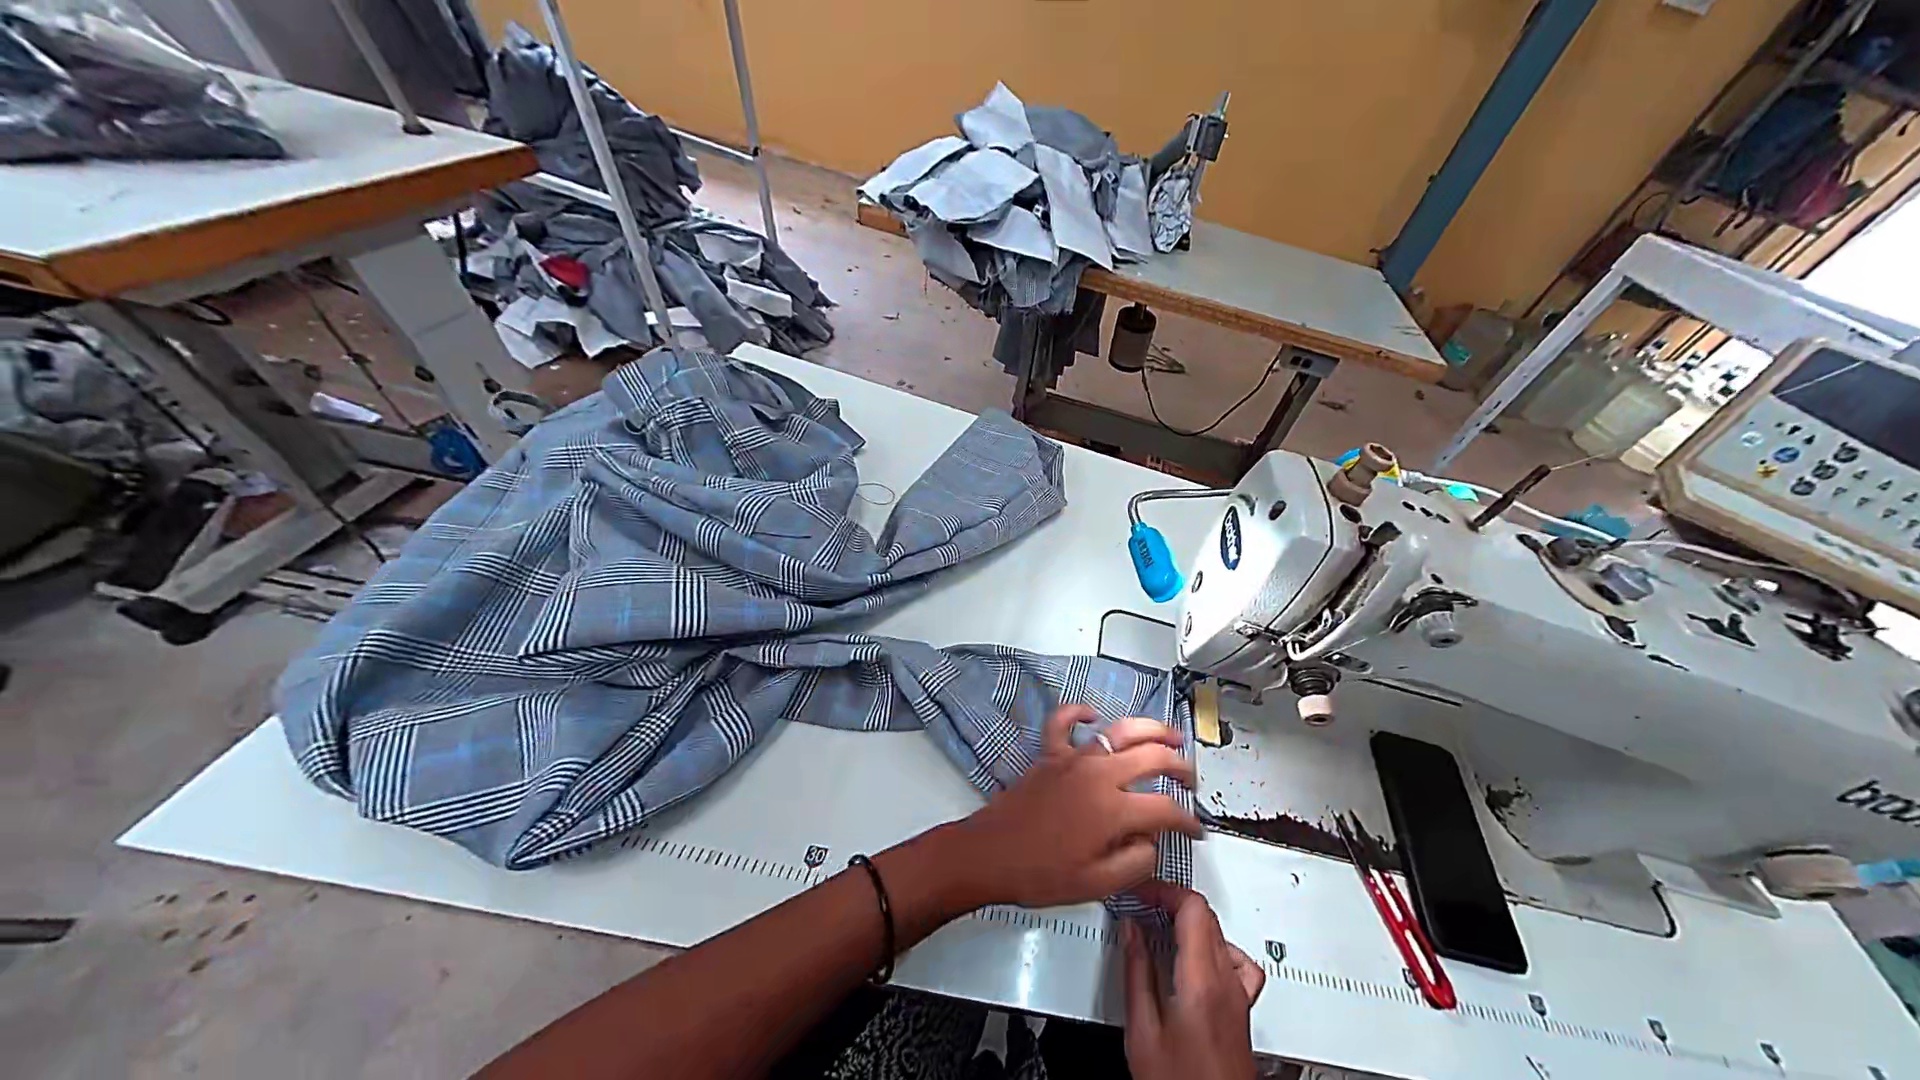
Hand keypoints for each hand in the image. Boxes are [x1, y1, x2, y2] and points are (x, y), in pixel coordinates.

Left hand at [945, 704, 1198, 909]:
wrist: (989, 854)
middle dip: (1181, 767)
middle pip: (1153, 757)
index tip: (1195, 831)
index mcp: (1113, 810)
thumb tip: (1152, 841)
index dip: (1188, 821)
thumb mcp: (1097, 885)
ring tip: (1169, 737)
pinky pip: (1063, 721)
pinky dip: (1078, 713)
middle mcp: (1098, 774)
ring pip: (1119, 730)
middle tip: (1190, 782)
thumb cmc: (1040, 873)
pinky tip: (1092, 715)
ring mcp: (1072, 758)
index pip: (1166, 808)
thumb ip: (1136, 863)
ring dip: (1150, 730)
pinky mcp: (1049, 754)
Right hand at [1122, 881, 1265, 1079]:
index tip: (1139, 893)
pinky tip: (1193, 956)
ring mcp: (1238, 995)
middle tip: (1140, 906)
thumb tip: (1131, 930)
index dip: (1162, 890)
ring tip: (1159, 927)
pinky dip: (1211, 945)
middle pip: (1206, 914)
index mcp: (1202, 982)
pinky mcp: (1241, 1008)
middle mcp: (1227, 983)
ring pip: (1218, 932)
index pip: (1192, 907)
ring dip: (1188, 920)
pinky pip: (1234, 960)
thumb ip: (1135, 971)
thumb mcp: (1142, 1030)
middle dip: (1170, 901)